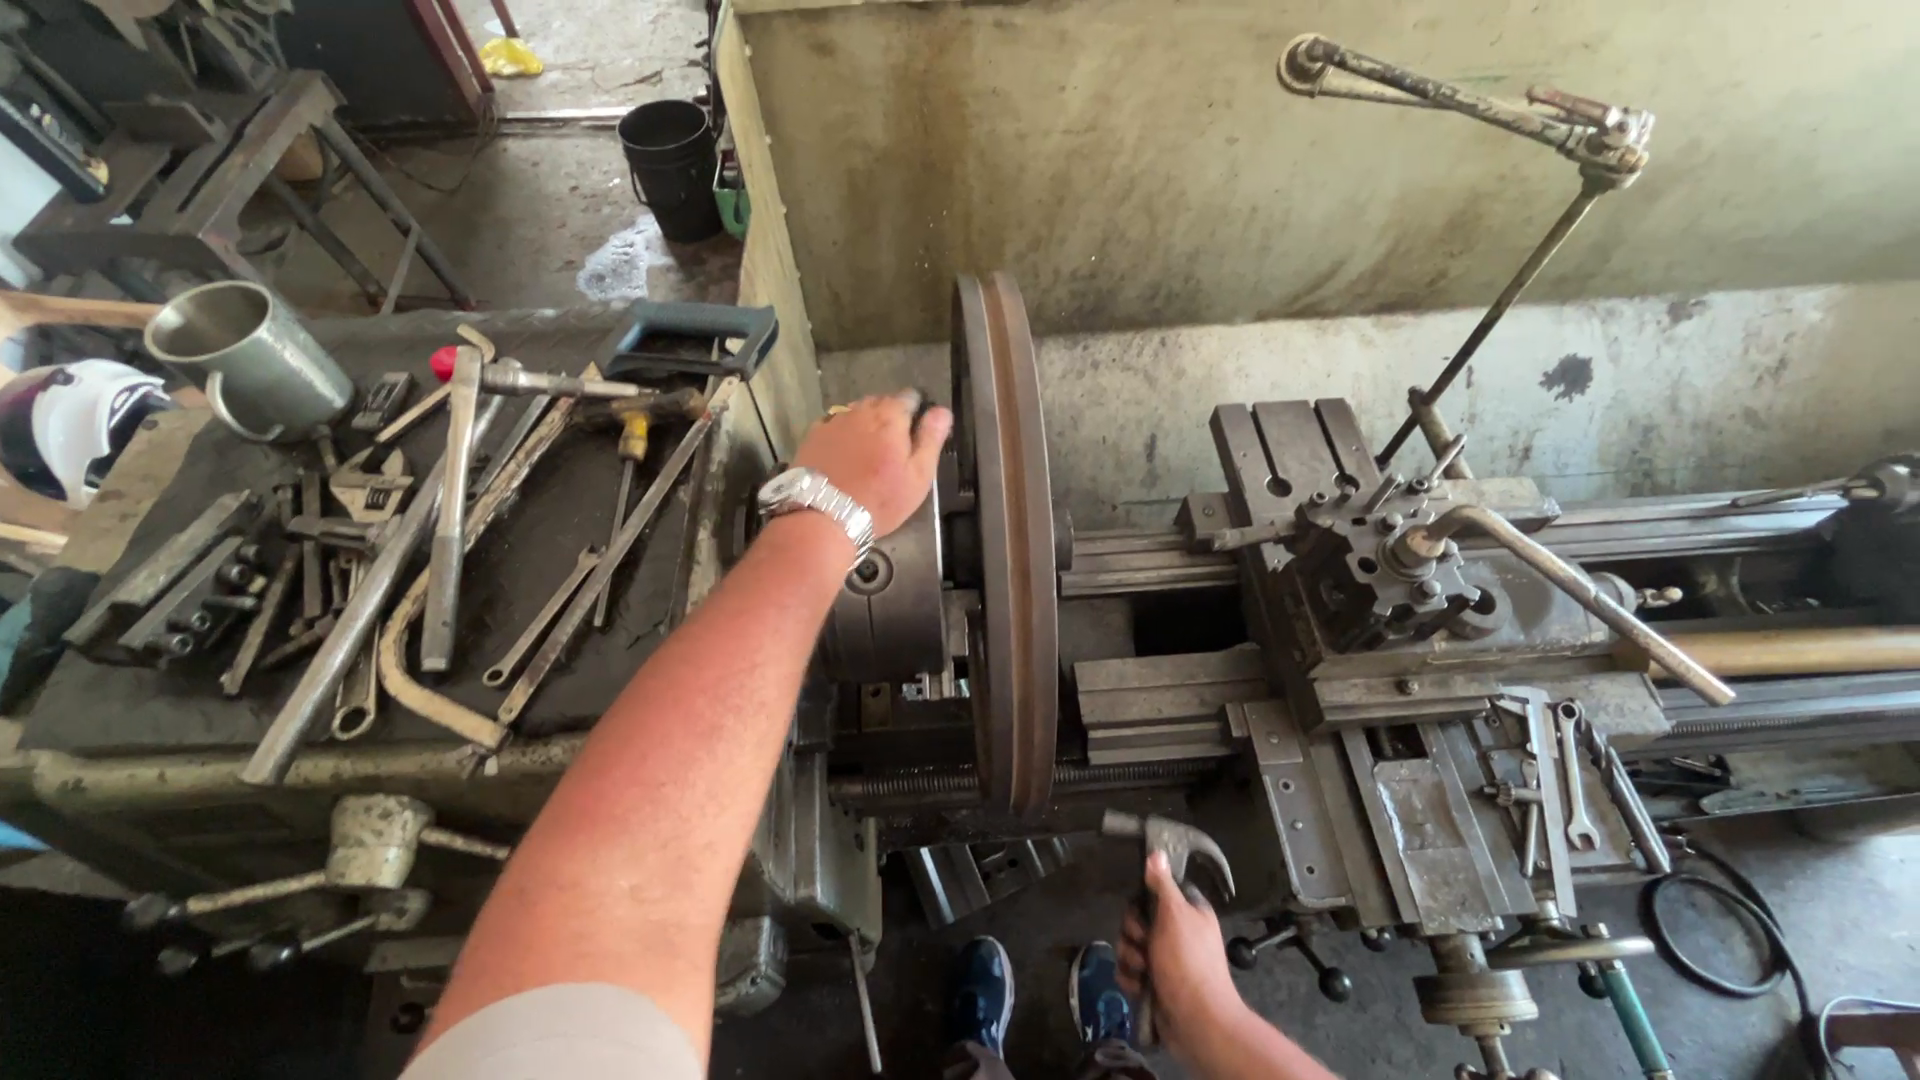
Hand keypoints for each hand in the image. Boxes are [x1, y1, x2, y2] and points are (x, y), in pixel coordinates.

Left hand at [792, 391, 951, 536]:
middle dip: (889, 416)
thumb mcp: (918, 475)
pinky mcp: (813, 436)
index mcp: (890, 416)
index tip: (916, 433)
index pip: (909, 397)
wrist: (823, 517)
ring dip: (865, 424)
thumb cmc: (879, 500)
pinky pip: (834, 425)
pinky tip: (843, 455)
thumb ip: (931, 439)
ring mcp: (833, 421)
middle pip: (880, 402)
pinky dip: (843, 434)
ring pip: (856, 412)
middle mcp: (860, 411)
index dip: (916, 411)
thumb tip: (942, 411)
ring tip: (868, 451)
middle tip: (893, 447)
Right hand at [1118, 851, 1246, 1053]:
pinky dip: (1130, 978)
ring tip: (1143, 971)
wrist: (1196, 1022)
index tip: (1141, 907)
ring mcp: (1164, 960)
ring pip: (1130, 946)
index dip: (1143, 900)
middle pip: (1137, 919)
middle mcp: (1177, 934)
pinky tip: (1139, 986)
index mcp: (1189, 913)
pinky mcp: (1153, 983)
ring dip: (1130, 958)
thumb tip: (1157, 852)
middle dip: (1133, 933)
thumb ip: (1162, 885)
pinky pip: (1129, 971)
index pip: (1156, 892)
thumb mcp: (1175, 916)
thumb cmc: (1188, 963)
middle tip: (1144, 944)